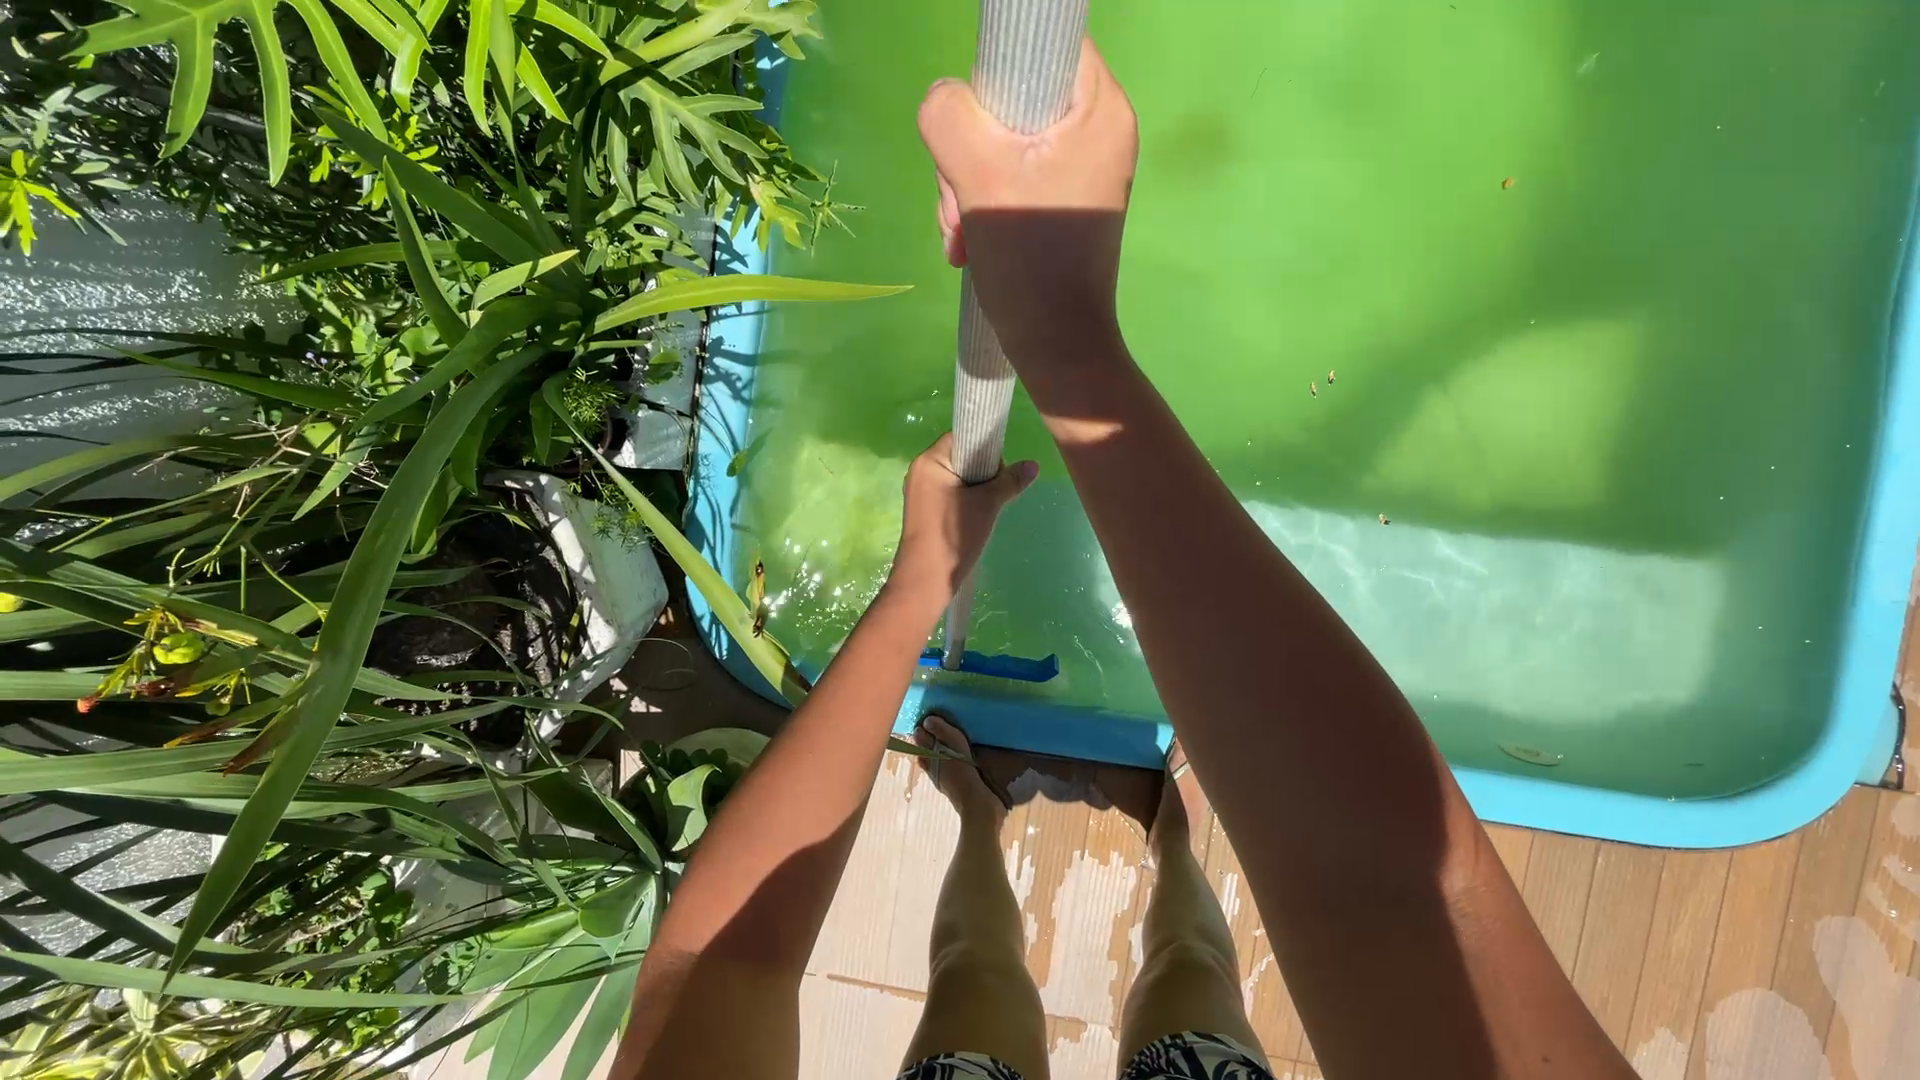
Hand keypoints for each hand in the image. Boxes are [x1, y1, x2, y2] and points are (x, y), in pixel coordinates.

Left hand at [888, 433, 1037, 606]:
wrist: (927, 579)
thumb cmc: (954, 534)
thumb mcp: (988, 504)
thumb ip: (1010, 480)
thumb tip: (1033, 465)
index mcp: (930, 460)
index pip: (962, 437)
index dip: (985, 446)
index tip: (1000, 467)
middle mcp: (921, 471)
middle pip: (962, 457)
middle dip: (984, 471)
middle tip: (996, 491)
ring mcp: (921, 492)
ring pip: (959, 478)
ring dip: (978, 489)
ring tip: (988, 507)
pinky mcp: (925, 511)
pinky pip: (951, 494)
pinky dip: (968, 501)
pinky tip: (977, 518)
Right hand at [917, 38, 1138, 356]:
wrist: (1058, 348)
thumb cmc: (1030, 263)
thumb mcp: (978, 177)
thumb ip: (949, 115)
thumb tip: (944, 102)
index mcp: (1099, 108)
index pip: (1041, 43)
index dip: (995, 76)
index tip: (975, 130)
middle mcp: (1098, 130)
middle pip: (1011, 100)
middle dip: (967, 153)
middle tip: (959, 208)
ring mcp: (1080, 169)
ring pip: (1000, 144)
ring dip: (965, 189)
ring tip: (962, 238)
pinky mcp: (1062, 202)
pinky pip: (1008, 179)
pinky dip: (981, 207)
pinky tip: (970, 245)